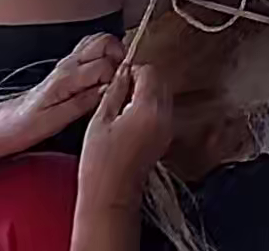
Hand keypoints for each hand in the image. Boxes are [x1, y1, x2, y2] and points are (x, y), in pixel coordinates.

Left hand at [0, 32, 123, 160]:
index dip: (115, 78)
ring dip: (113, 51)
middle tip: (119, 78)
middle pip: (106, 41)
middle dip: (119, 56)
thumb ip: (83, 103)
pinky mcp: (68, 63)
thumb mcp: (53, 123)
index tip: (116, 92)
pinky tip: (103, 69)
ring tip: (114, 73)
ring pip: (101, 39)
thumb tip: (108, 89)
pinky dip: (104, 51)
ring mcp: (68, 60)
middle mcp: (69, 63)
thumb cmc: (24, 129)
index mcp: (66, 78)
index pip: (104, 65)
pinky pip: (91, 45)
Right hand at [79, 64, 174, 204]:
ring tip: (124, 105)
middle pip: (161, 80)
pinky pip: (164, 108)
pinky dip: (152, 105)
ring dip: (148, 91)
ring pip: (164, 93)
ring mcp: (168, 124)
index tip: (120, 78)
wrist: (110, 198)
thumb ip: (114, 92)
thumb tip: (122, 72)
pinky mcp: (167, 134)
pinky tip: (132, 118)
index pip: (150, 72)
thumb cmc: (100, 165)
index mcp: (148, 108)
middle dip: (143, 79)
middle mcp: (164, 113)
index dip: (134, 70)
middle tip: (121, 90)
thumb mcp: (99, 123)